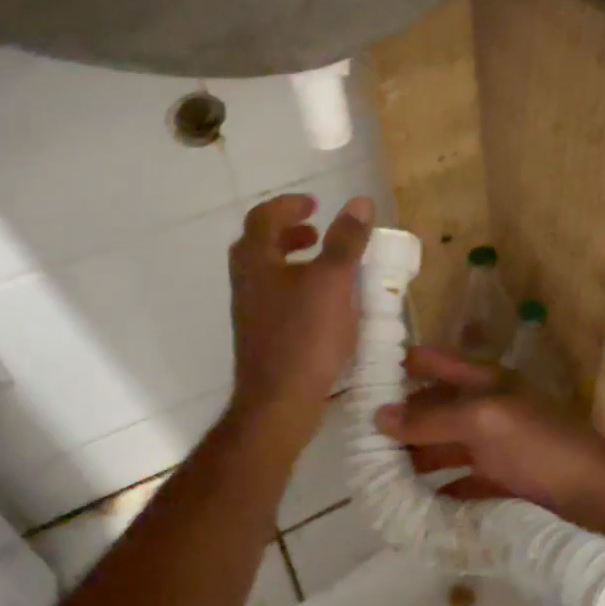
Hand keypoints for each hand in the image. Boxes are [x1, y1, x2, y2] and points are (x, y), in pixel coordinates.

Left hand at [227, 193, 372, 448]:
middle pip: (259, 244)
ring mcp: (250, 312)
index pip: (263, 217)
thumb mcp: (333, 281)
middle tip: (317, 232)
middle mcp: (246, 282)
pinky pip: (276, 299)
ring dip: (294, 261)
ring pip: (268, 273)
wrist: (278, 403)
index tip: (315, 204)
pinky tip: (325, 306)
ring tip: (327, 268)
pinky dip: (297, 288)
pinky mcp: (261, 337)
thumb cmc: (305, 335)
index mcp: (256, 261)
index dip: (288, 205)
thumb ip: (345, 240)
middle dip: (289, 233)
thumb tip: (358, 203)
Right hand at [376, 346, 604, 570]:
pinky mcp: (501, 489)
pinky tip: (409, 508)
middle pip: (431, 407)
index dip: (397, 365)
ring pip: (440, 449)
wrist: (603, 508)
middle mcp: (487, 410)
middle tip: (352, 442)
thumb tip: (378, 415)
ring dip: (410, 460)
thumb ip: (433, 417)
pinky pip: (457, 487)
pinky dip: (433, 495)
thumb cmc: (545, 450)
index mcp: (487, 381)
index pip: (433, 362)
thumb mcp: (487, 422)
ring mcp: (495, 450)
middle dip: (395, 420)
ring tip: (372, 479)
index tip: (354, 380)